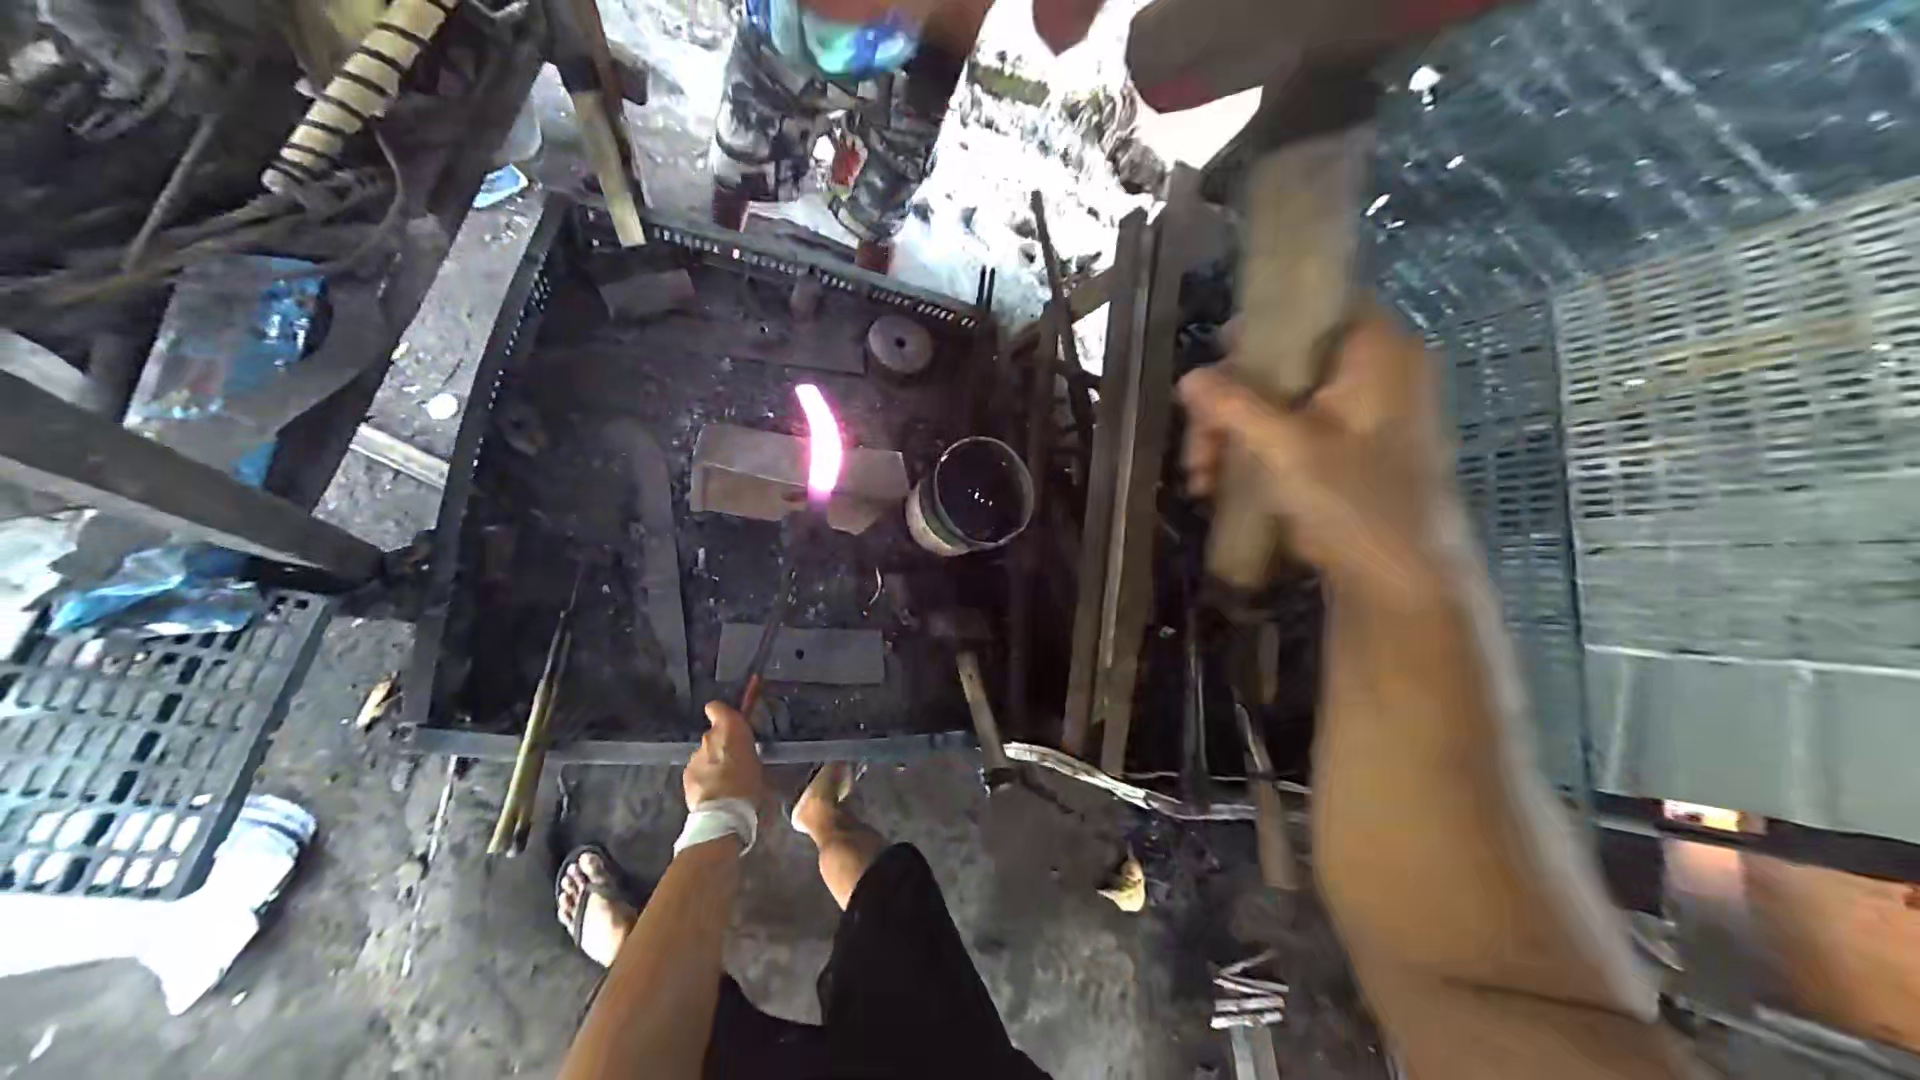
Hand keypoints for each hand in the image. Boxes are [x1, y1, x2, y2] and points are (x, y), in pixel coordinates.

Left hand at [684, 701, 766, 810]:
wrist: (723, 813)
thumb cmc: (749, 784)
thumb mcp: (757, 763)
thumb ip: (746, 750)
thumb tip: (743, 754)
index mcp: (730, 729)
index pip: (716, 707)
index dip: (721, 714)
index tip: (729, 724)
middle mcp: (709, 738)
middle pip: (713, 735)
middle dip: (721, 745)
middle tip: (733, 761)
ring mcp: (695, 756)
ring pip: (704, 754)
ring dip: (712, 762)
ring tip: (723, 781)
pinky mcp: (686, 775)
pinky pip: (697, 770)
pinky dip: (703, 777)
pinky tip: (712, 792)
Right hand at [1177, 310, 1460, 601]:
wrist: (1403, 580)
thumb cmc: (1355, 502)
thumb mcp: (1286, 448)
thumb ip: (1234, 406)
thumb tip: (1188, 377)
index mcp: (1378, 354)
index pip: (1319, 305)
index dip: (1264, 323)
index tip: (1218, 357)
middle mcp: (1374, 374)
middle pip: (1286, 362)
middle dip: (1230, 403)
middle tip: (1198, 446)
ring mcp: (1361, 415)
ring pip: (1280, 401)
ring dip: (1232, 434)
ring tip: (1201, 480)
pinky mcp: (1347, 451)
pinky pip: (1290, 433)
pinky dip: (1254, 452)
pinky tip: (1219, 486)